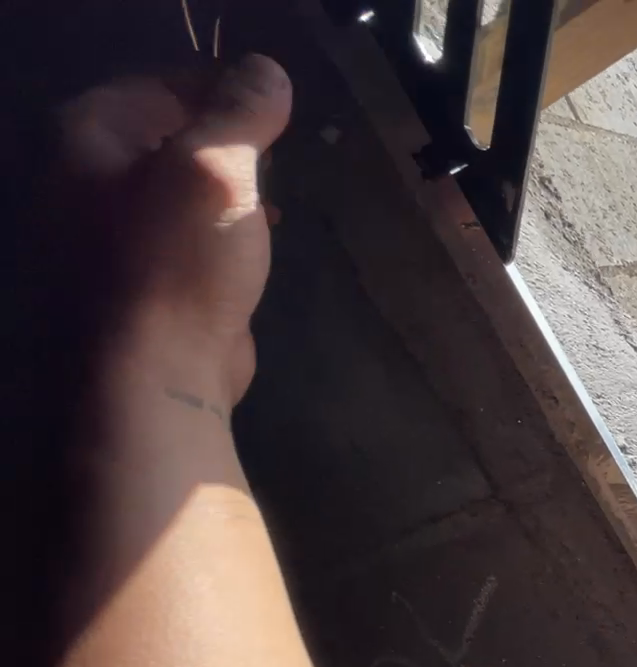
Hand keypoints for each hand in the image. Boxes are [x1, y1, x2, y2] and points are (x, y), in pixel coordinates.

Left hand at [58, 55, 291, 419]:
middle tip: (284, 145)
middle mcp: (86, 170)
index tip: (280, 100)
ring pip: (177, 179)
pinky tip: (256, 237)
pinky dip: (223, 220)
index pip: (161, 83)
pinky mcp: (143, 270)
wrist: (154, 361)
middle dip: (227, 133)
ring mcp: (110, 224)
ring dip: (229, 180)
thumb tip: (266, 69)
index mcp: (90, 133)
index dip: (222, 85)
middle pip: (166, 129)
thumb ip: (240, 118)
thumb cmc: (180, 260)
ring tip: (277, 190)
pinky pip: (185, 223)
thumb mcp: (217, 175)